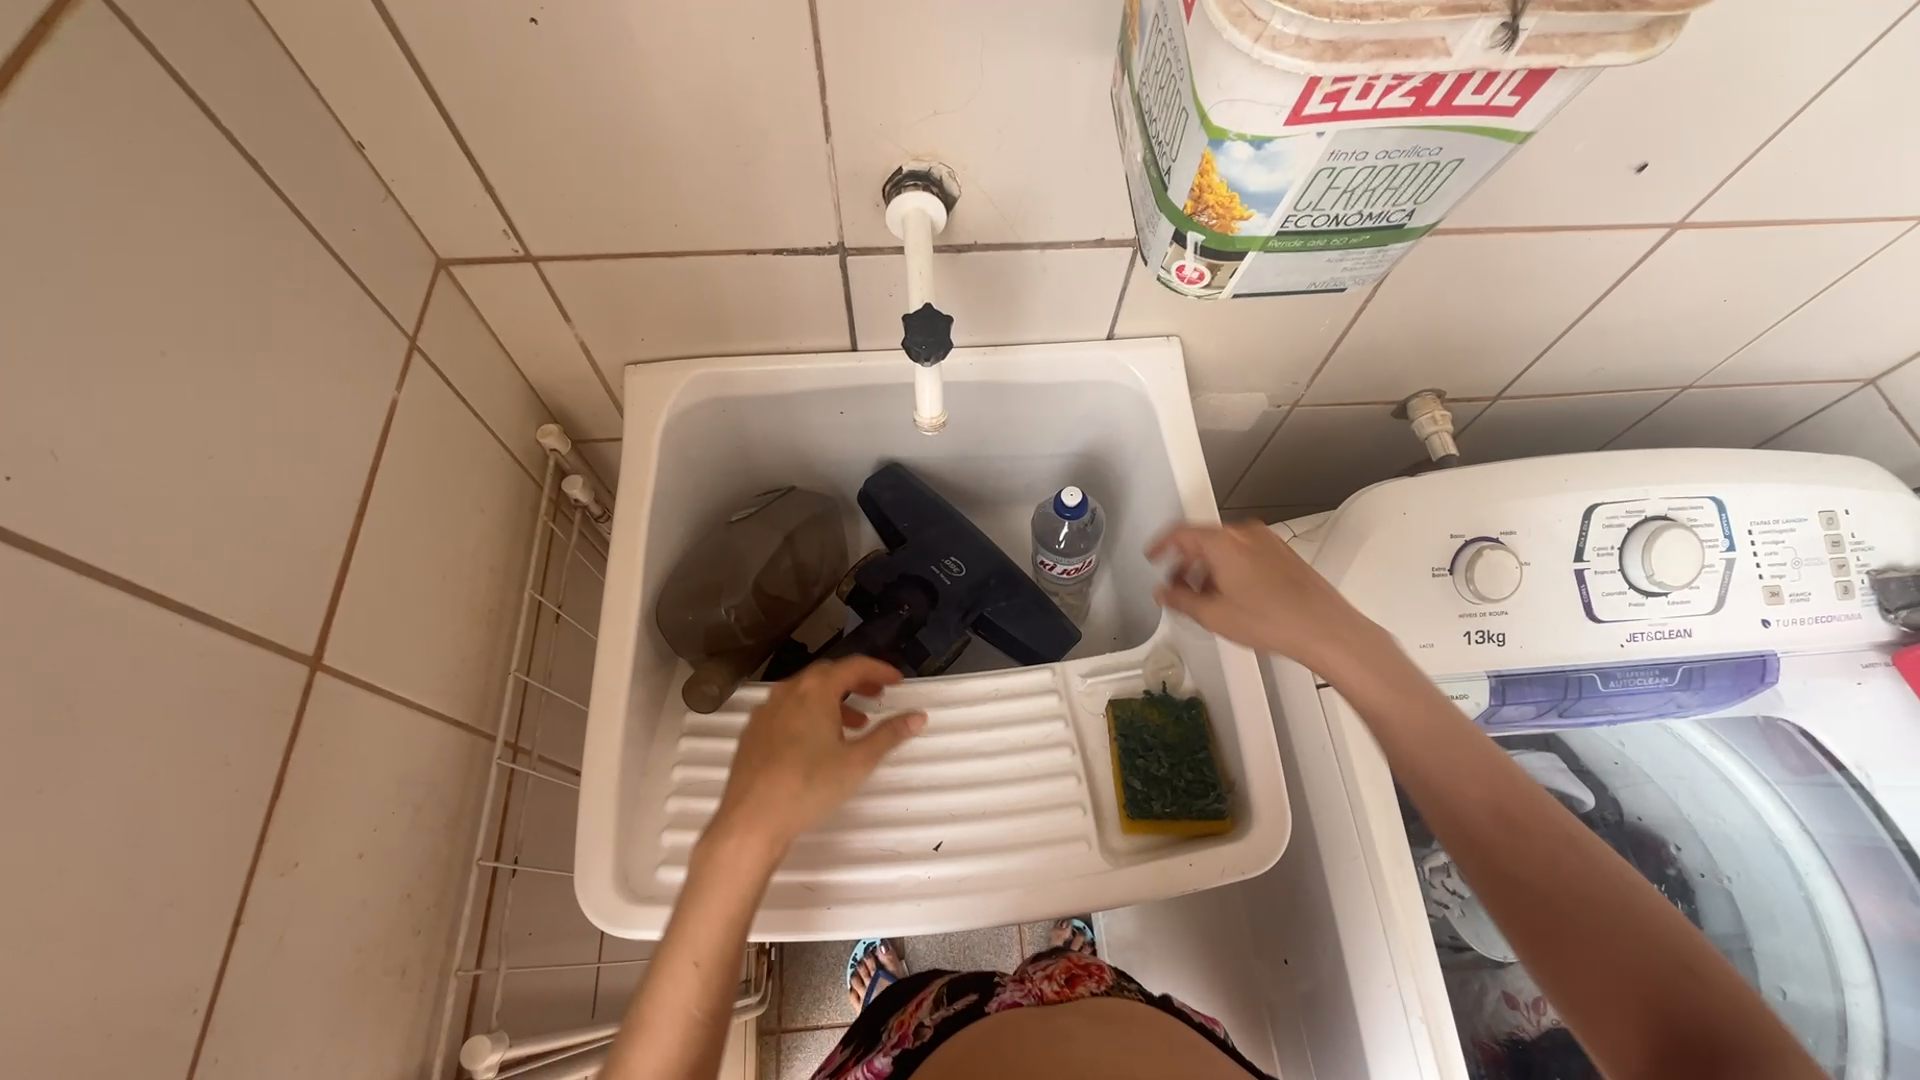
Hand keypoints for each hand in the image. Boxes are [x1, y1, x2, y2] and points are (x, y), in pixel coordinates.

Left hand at [707, 656, 925, 857]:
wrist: (751, 820)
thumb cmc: (808, 787)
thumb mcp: (858, 762)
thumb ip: (889, 735)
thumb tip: (918, 717)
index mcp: (815, 691)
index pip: (852, 666)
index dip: (879, 670)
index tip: (896, 681)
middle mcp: (788, 692)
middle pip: (827, 674)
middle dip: (855, 682)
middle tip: (877, 695)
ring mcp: (766, 712)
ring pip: (805, 693)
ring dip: (832, 700)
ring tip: (853, 725)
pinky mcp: (753, 733)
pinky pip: (787, 710)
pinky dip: (809, 714)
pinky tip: (817, 743)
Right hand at [1149, 521, 1384, 671]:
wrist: (1325, 629)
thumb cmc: (1275, 620)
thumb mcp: (1213, 615)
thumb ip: (1180, 600)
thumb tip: (1165, 593)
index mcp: (1223, 542)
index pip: (1180, 532)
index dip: (1160, 545)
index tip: (1153, 556)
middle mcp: (1245, 534)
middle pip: (1203, 540)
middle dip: (1185, 563)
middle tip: (1177, 587)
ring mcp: (1267, 542)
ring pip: (1225, 548)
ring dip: (1208, 569)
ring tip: (1204, 599)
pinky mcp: (1282, 554)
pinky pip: (1245, 554)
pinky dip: (1230, 569)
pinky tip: (1231, 598)